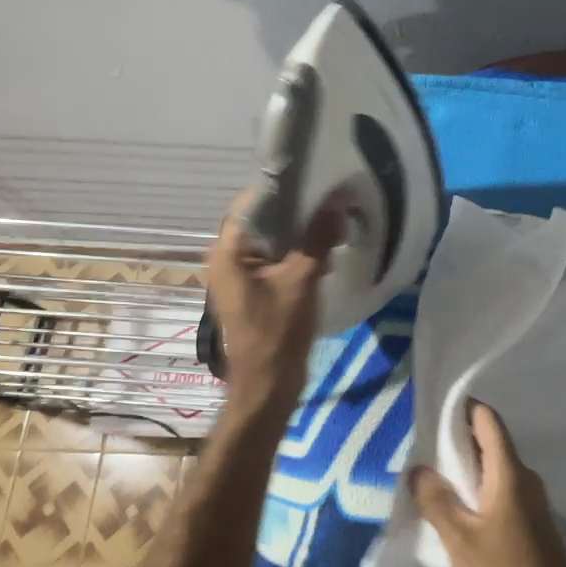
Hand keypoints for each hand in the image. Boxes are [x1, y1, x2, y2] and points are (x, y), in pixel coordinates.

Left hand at [205, 190, 341, 413]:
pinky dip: (298, 253)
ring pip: (273, 240)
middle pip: (263, 220)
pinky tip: (326, 250)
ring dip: (301, 233)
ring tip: (334, 221)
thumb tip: (338, 200)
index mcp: (228, 251)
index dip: (284, 189)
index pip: (252, 203)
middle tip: (331, 199)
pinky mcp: (256, 291)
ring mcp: (241, 276)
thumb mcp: (301, 281)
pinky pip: (277, 260)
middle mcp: (228, 258)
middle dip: (297, 210)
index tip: (316, 179)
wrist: (268, 387)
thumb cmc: (276, 333)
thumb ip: (318, 239)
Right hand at [408, 401, 565, 566]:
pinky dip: (480, 486)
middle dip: (459, 439)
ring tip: (434, 476)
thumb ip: (437, 500)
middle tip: (424, 447)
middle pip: (491, 441)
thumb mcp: (461, 539)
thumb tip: (418, 468)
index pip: (488, 420)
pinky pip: (503, 487)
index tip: (435, 412)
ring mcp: (532, 499)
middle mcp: (525, 477)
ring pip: (496, 467)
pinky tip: (459, 506)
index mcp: (510, 472)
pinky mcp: (532, 519)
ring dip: (468, 466)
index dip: (463, 409)